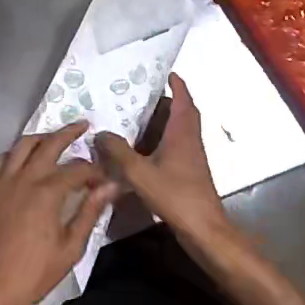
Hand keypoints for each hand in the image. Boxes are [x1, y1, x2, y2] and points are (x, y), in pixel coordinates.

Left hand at [0, 122, 118, 304]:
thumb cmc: (36, 272)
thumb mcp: (71, 246)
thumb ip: (90, 212)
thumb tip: (111, 187)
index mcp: (47, 192)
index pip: (77, 169)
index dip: (95, 169)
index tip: (106, 175)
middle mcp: (24, 178)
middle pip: (48, 144)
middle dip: (68, 133)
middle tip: (84, 125)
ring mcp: (4, 182)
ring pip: (22, 145)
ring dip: (41, 137)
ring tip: (55, 137)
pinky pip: (2, 160)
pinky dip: (15, 153)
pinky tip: (25, 158)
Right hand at [94, 74, 234, 247]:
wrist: (204, 230)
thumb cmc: (176, 195)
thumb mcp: (140, 173)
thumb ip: (118, 152)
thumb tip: (100, 133)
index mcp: (182, 133)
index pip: (183, 101)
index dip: (178, 85)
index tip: (169, 74)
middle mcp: (190, 142)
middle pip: (182, 115)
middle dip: (166, 103)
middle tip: (143, 98)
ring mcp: (191, 159)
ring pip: (178, 132)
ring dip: (163, 124)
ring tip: (137, 120)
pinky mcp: (188, 175)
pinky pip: (174, 149)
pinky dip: (160, 143)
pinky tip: (142, 152)